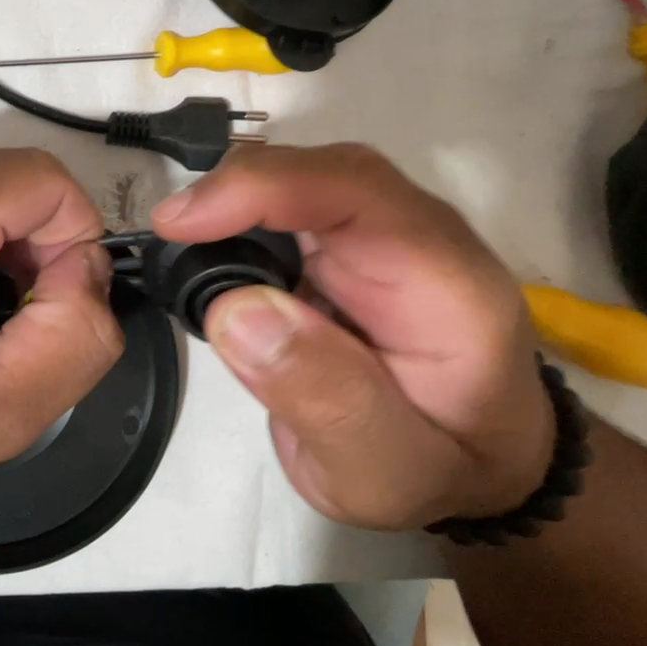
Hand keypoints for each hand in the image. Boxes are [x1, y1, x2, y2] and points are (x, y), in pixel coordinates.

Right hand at [152, 143, 552, 530]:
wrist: (478, 471)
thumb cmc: (438, 474)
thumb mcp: (385, 471)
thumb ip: (325, 397)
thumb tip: (235, 310)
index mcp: (444, 287)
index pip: (356, 195)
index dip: (260, 190)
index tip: (179, 226)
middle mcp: (421, 243)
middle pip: (327, 171)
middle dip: (238, 187)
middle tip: (168, 234)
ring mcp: (386, 240)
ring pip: (306, 179)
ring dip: (234, 200)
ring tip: (180, 246)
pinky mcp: (352, 249)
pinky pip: (293, 206)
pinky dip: (240, 217)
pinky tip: (208, 252)